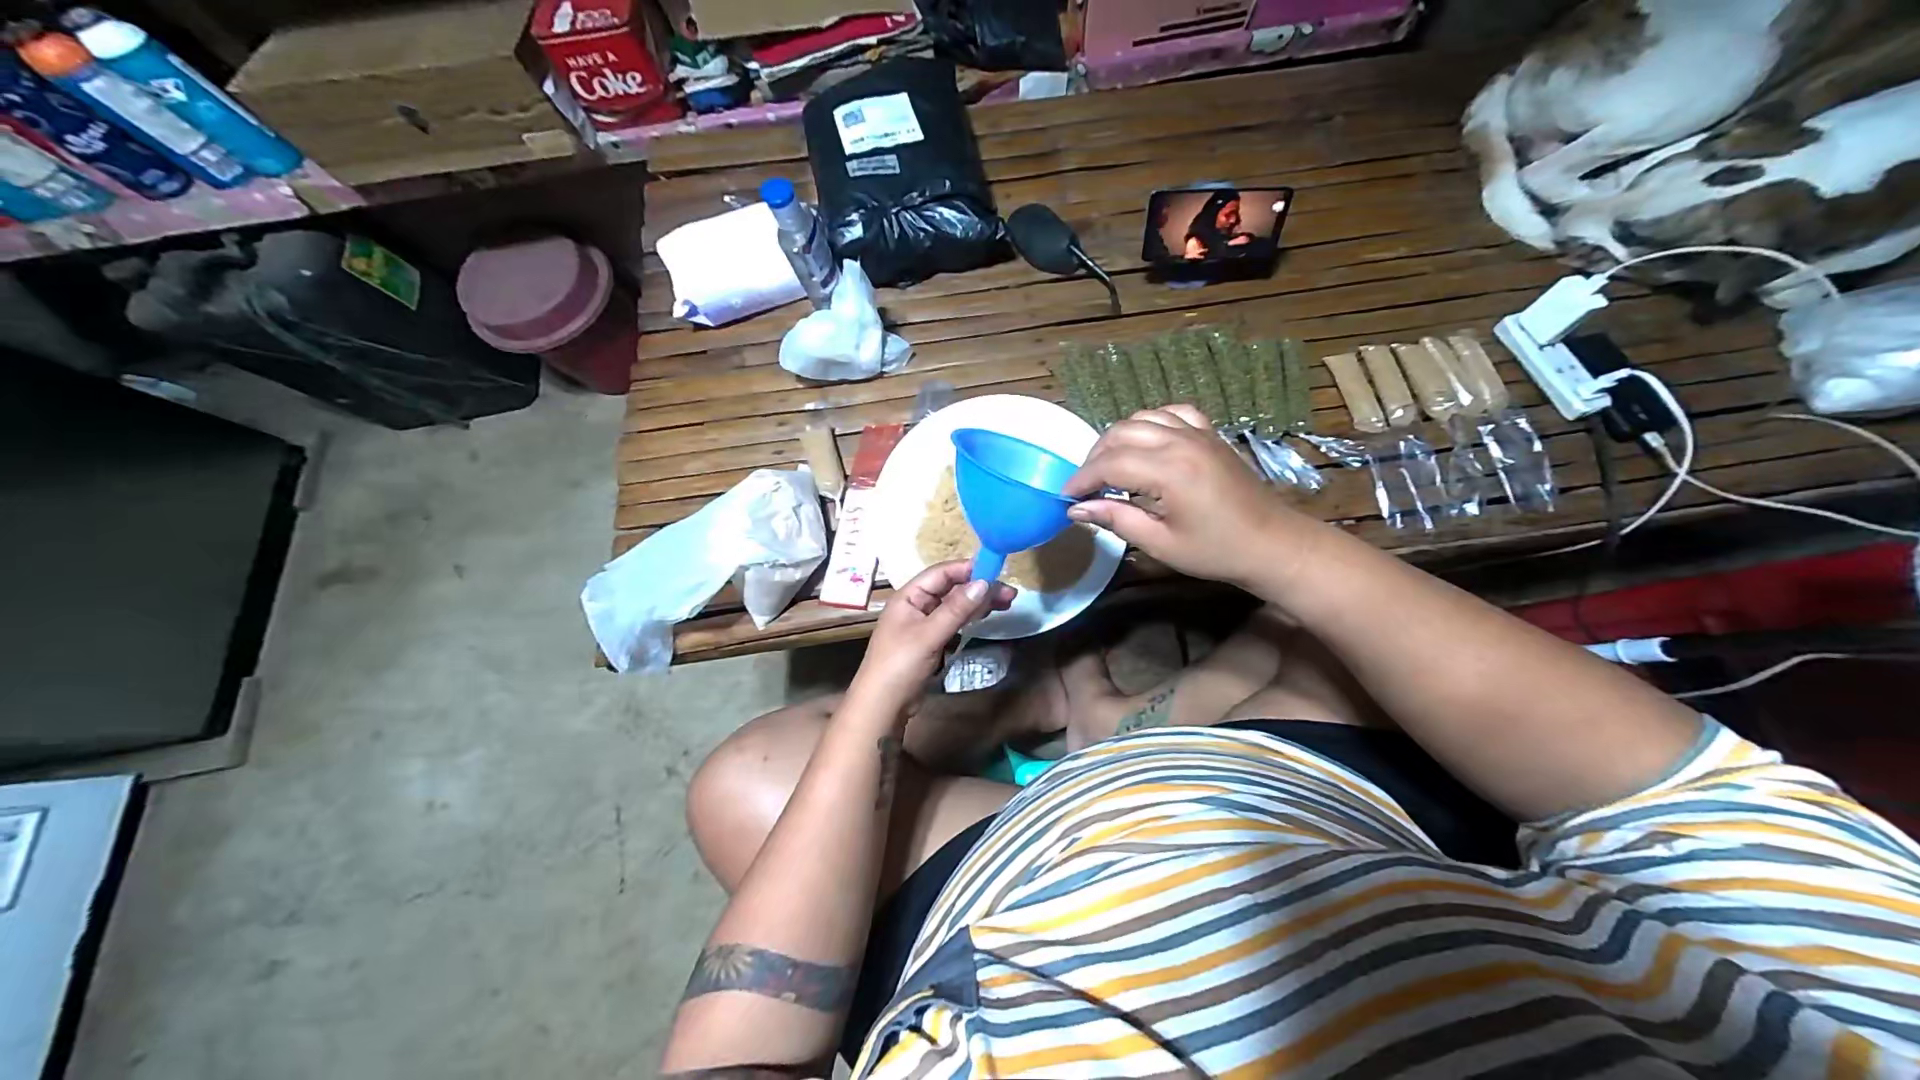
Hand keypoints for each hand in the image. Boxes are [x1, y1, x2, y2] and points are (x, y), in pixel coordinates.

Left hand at [849, 561, 1015, 711]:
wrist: (882, 706)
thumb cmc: (900, 665)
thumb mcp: (929, 635)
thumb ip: (956, 609)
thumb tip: (984, 583)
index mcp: (909, 596)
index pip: (941, 573)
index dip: (968, 569)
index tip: (997, 570)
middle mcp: (915, 606)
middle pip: (950, 588)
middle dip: (978, 588)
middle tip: (1009, 593)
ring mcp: (923, 624)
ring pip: (954, 605)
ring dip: (978, 603)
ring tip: (1006, 603)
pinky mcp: (930, 642)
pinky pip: (953, 622)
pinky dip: (970, 618)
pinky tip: (985, 617)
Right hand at [1064, 405, 1320, 587]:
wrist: (1271, 543)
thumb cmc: (1216, 551)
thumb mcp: (1161, 543)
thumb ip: (1117, 519)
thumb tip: (1077, 509)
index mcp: (1169, 471)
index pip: (1110, 464)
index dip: (1082, 479)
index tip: (1066, 497)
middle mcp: (1181, 442)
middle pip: (1120, 435)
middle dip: (1095, 459)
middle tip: (1086, 488)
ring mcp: (1198, 433)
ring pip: (1141, 419)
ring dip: (1117, 439)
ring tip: (1109, 467)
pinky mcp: (1210, 434)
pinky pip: (1171, 413)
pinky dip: (1150, 423)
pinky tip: (1145, 442)